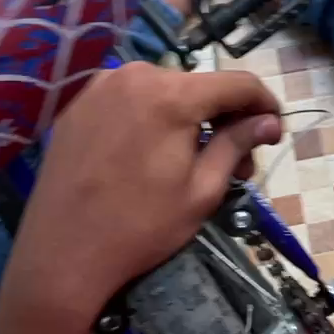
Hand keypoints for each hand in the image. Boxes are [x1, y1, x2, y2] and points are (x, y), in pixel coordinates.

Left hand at [0, 62, 281, 326]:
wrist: (59, 258)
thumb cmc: (139, 228)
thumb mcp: (201, 190)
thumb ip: (237, 144)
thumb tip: (269, 122)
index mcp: (171, 95)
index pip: (237, 83)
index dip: (264, 103)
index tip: (274, 131)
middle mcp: (136, 76)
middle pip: (200, 86)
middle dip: (225, 118)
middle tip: (236, 164)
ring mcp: (101, 87)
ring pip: (166, 90)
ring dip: (189, 118)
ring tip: (194, 161)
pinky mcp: (79, 105)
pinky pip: (132, 99)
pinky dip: (153, 118)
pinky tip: (153, 153)